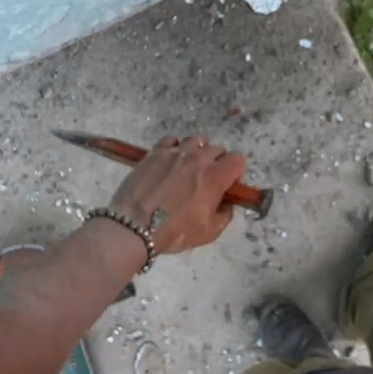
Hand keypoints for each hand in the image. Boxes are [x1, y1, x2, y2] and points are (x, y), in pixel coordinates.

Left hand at [103, 136, 246, 254]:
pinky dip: (175, 148)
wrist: (134, 226)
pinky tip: (170, 161)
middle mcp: (198, 158)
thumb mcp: (208, 233)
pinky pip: (172, 141)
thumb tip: (227, 205)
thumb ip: (224, 215)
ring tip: (189, 167)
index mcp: (215, 176)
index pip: (238, 159)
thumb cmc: (174, 231)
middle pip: (217, 149)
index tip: (228, 183)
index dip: (236, 171)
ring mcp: (176, 152)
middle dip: (218, 162)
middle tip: (207, 179)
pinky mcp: (155, 152)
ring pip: (196, 140)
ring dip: (198, 151)